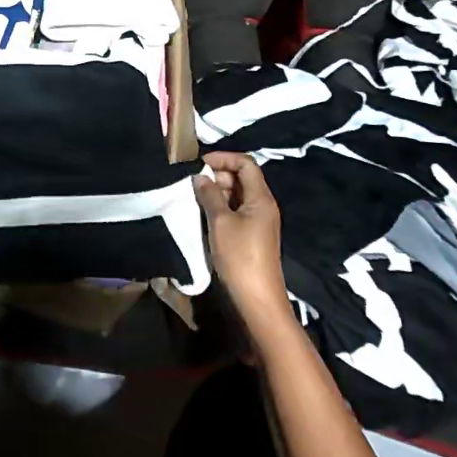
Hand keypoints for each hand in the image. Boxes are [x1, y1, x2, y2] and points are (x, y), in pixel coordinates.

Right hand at [195, 152, 289, 329]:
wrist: (257, 299)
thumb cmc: (240, 256)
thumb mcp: (220, 222)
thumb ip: (209, 196)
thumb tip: (200, 177)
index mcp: (261, 198)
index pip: (246, 164)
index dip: (224, 158)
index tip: (200, 163)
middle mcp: (263, 205)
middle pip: (242, 178)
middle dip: (218, 175)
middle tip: (194, 182)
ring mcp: (258, 221)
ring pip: (237, 195)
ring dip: (217, 191)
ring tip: (195, 196)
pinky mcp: (251, 234)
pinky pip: (236, 210)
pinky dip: (220, 206)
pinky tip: (203, 213)